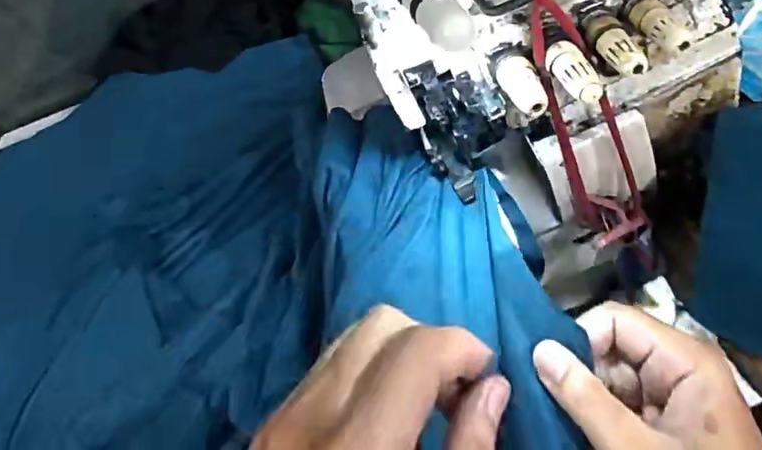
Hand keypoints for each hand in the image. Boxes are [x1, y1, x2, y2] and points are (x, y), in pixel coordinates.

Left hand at [256, 305, 512, 449]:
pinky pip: (324, 366)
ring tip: (421, 402)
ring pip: (349, 336)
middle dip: (427, 342)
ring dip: (395, 352)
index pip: (416, 350)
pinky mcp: (268, 427)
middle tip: (454, 392)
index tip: (487, 375)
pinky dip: (362, 371)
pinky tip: (380, 414)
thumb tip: (493, 387)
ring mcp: (281, 419)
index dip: (462, 348)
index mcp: (358, 445)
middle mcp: (311, 418)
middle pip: (380, 324)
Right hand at [534, 303, 761, 449]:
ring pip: (619, 381)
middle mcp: (684, 368)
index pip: (615, 320)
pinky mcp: (677, 430)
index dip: (580, 341)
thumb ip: (585, 398)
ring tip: (561, 421)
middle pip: (616, 349)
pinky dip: (607, 421)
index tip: (548, 372)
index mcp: (685, 359)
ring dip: (590, 401)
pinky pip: (631, 409)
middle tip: (547, 399)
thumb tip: (539, 349)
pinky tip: (584, 437)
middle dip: (582, 374)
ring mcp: (682, 401)